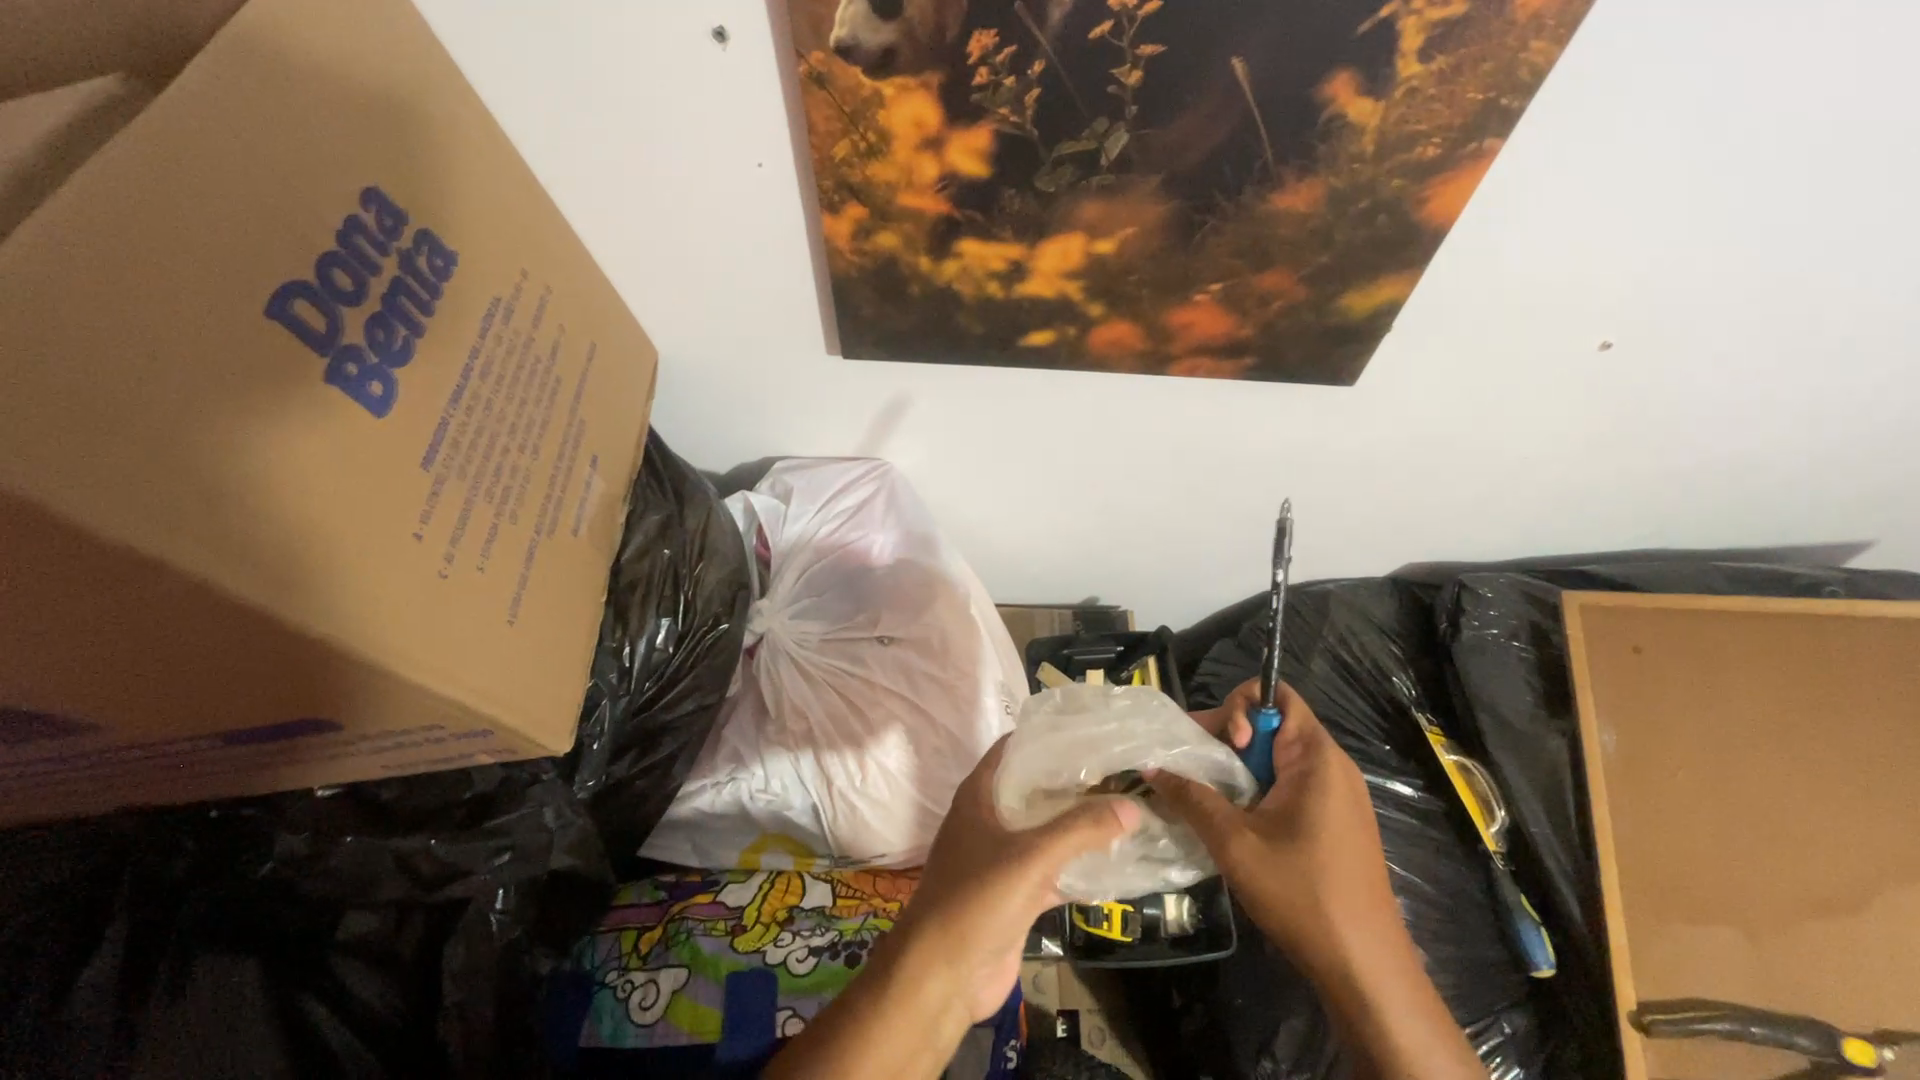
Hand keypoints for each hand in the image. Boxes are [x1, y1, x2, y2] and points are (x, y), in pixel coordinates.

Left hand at [899, 734, 1141, 1021]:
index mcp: (978, 797)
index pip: (1012, 750)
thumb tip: (1133, 805)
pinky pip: (1052, 872)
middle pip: (1034, 791)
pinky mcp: (1014, 896)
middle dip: (1073, 784)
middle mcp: (987, 822)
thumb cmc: (976, 900)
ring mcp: (1000, 860)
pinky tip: (1118, 864)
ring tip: (1128, 809)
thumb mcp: (1031, 856)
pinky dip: (1079, 868)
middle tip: (1122, 771)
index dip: (1047, 737)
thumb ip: (1081, 829)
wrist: (941, 976)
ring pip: (1045, 833)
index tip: (1091, 730)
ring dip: (1079, 826)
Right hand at [1166, 680, 1485, 1079]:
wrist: (1363, 964)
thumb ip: (1192, 798)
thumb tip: (1152, 768)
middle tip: (1194, 774)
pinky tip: (1236, 824)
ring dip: (1239, 771)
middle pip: (1274, 725)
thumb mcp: (1234, 843)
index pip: (1276, 696)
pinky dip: (1259, 792)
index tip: (1222, 749)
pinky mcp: (1336, 822)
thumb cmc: (1300, 893)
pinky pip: (1291, 786)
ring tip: (1208, 800)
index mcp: (1316, 757)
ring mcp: (1338, 796)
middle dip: (1228, 741)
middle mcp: (1332, 766)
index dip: (1239, 709)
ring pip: (1278, 759)